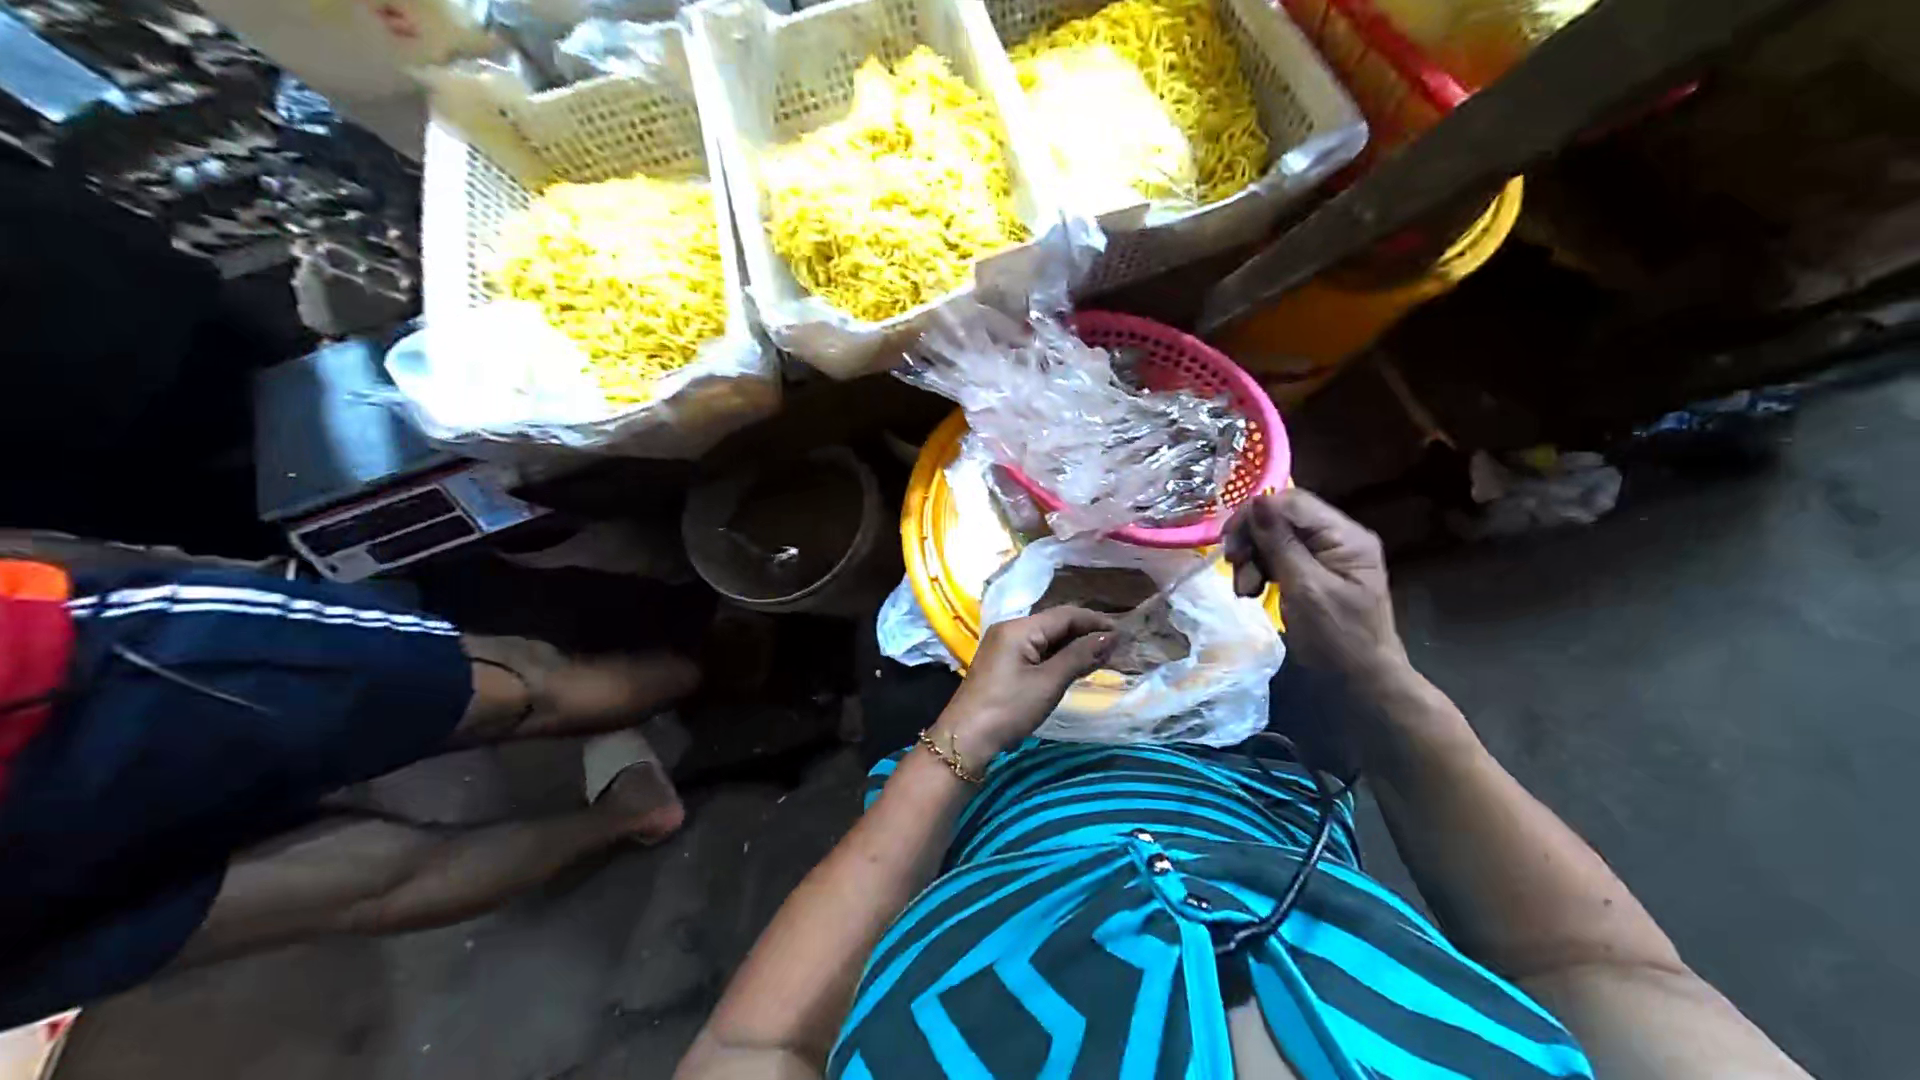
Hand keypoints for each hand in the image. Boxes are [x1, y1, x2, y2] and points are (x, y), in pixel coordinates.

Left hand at [933, 607, 1117, 762]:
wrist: (965, 739)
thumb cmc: (1008, 709)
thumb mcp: (1048, 683)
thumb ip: (1079, 656)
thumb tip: (1110, 637)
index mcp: (1018, 628)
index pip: (1065, 615)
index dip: (1095, 622)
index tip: (1123, 634)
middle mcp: (1010, 629)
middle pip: (1055, 623)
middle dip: (1085, 633)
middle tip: (1116, 647)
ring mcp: (1004, 646)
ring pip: (1046, 638)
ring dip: (1073, 646)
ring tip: (1102, 656)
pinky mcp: (1002, 663)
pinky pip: (1036, 651)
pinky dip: (1057, 656)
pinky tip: (1075, 666)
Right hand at [1224, 489, 1410, 689]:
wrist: (1362, 683)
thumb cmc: (1338, 638)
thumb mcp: (1305, 589)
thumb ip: (1280, 543)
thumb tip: (1257, 500)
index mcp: (1345, 537)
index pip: (1292, 502)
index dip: (1255, 515)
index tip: (1229, 544)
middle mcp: (1337, 538)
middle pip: (1281, 518)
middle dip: (1251, 539)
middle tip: (1233, 566)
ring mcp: (1326, 556)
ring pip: (1274, 538)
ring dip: (1252, 559)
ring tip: (1245, 590)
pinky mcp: (1313, 573)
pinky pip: (1278, 558)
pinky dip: (1260, 571)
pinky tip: (1252, 591)